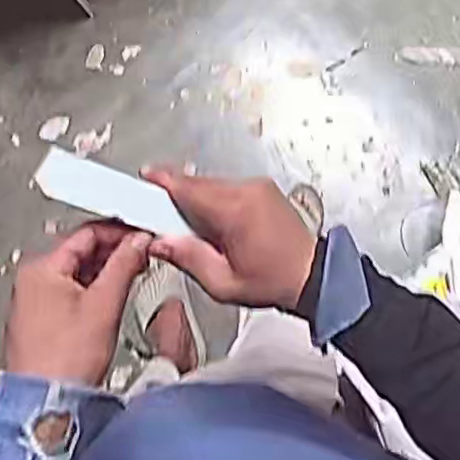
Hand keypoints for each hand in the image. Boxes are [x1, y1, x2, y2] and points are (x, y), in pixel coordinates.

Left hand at [5, 223, 150, 385]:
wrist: (45, 411)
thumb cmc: (62, 363)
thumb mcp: (104, 304)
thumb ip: (124, 264)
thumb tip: (137, 242)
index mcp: (41, 269)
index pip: (86, 234)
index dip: (118, 232)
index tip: (139, 236)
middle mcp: (32, 282)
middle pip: (81, 252)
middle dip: (113, 252)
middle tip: (140, 254)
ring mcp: (33, 303)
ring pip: (77, 273)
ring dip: (105, 271)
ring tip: (131, 275)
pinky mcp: (40, 322)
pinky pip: (71, 292)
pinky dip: (93, 290)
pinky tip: (111, 298)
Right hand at [142, 168, 315, 310]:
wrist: (313, 275)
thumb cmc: (274, 282)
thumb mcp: (223, 283)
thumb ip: (188, 258)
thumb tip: (160, 242)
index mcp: (235, 211)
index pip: (190, 188)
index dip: (164, 181)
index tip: (146, 176)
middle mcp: (247, 190)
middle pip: (199, 184)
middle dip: (178, 196)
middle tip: (162, 215)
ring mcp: (257, 186)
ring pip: (213, 184)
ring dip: (199, 199)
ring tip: (198, 230)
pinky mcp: (262, 187)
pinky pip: (229, 186)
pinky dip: (216, 198)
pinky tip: (216, 223)